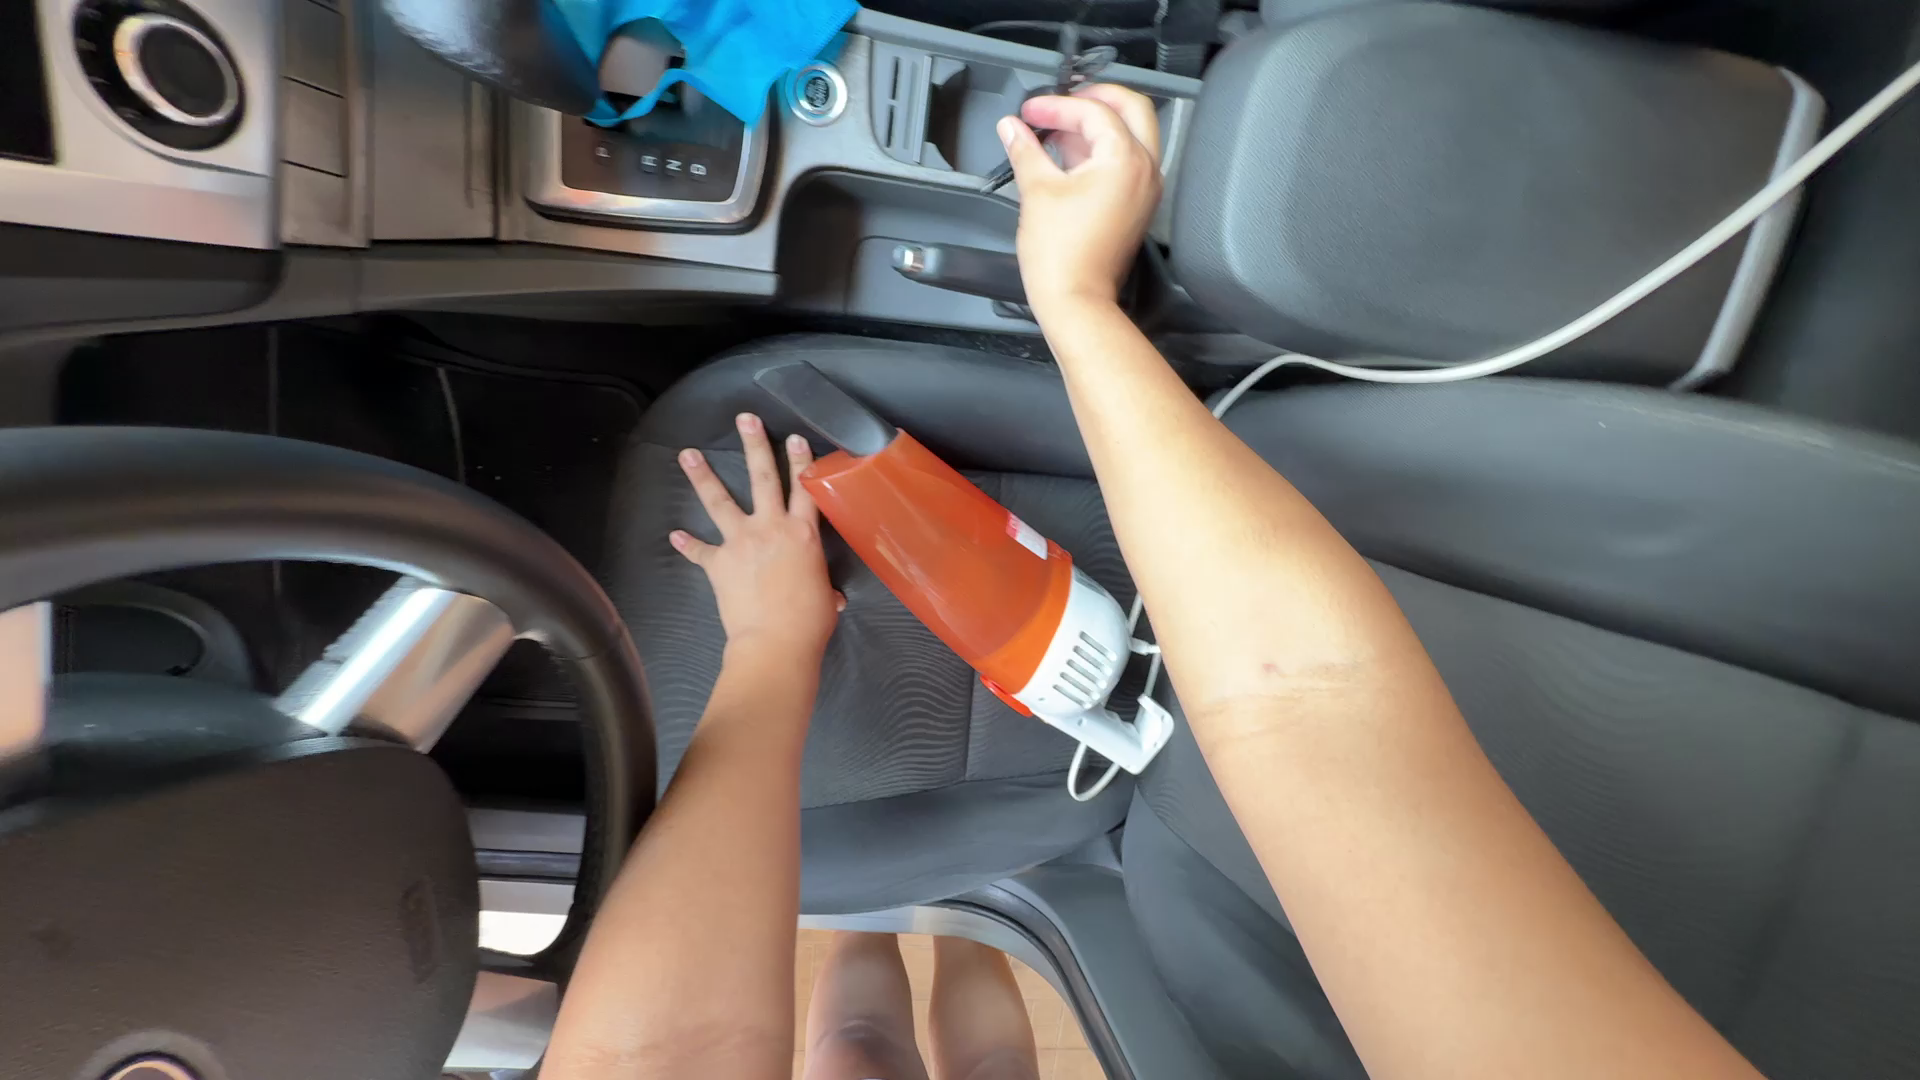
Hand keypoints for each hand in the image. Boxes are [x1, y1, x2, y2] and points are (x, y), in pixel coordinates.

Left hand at [669, 413, 842, 657]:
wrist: (775, 642)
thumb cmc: (811, 621)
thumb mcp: (825, 597)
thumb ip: (824, 587)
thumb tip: (832, 598)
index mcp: (803, 534)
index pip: (805, 488)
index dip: (803, 461)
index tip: (795, 437)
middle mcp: (771, 528)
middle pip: (763, 478)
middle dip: (754, 445)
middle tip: (745, 419)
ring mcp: (741, 542)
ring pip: (720, 501)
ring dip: (703, 476)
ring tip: (687, 454)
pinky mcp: (718, 562)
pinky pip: (700, 550)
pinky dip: (688, 544)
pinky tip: (675, 535)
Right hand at [997, 84, 1161, 313]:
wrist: (1075, 302)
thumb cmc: (1062, 259)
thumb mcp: (1036, 192)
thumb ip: (1025, 150)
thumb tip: (1012, 128)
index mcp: (1125, 159)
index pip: (1093, 111)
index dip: (1056, 106)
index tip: (1030, 113)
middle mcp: (1145, 170)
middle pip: (1131, 109)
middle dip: (1094, 100)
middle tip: (1061, 104)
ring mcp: (1145, 191)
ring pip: (1133, 135)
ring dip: (1100, 126)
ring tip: (1061, 134)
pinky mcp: (1137, 209)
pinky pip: (1129, 164)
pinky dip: (1105, 153)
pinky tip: (1073, 161)